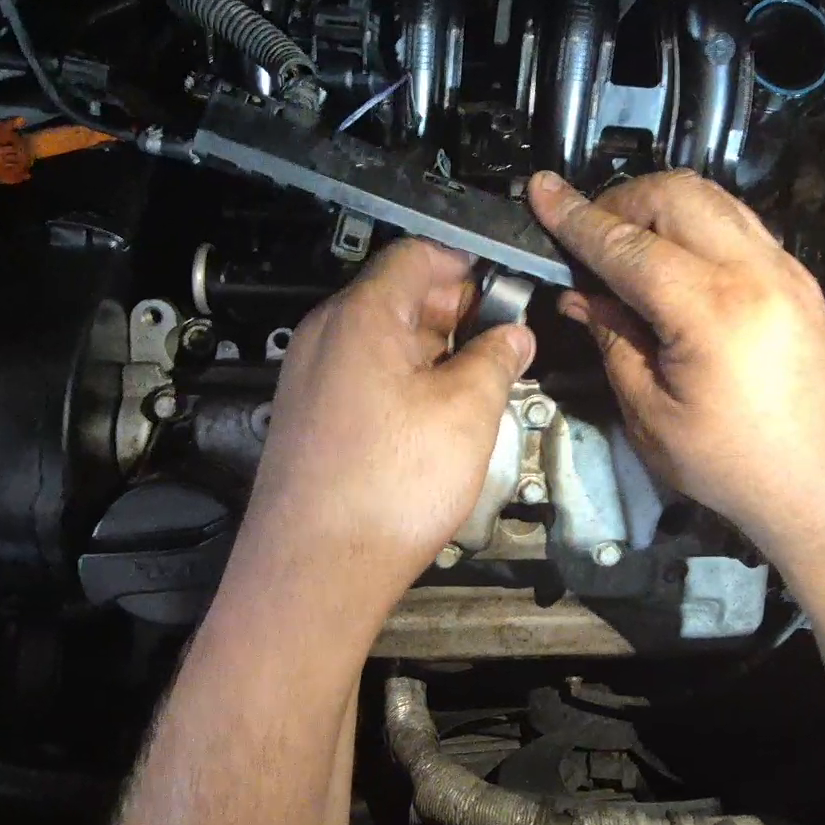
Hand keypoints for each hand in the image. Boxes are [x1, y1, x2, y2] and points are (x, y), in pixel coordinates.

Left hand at [222, 240, 535, 621]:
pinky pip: (364, 377)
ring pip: (383, 341)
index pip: (417, 255)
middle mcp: (326, 337)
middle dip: (456, 314)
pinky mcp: (311, 418)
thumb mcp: (467, 412)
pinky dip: (405, 383)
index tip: (504, 291)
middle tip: (500, 346)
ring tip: (476, 389)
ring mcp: (312, 378)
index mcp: (361, 316)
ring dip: (434, 353)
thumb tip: (513, 336)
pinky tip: (435, 420)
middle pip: (399, 296)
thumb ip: (497, 358)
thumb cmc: (385, 489)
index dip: (468, 266)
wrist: (317, 570)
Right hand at [527, 169, 824, 540]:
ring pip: (711, 199)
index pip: (627, 244)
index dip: (576, 218)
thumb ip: (613, 343)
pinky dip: (693, 224)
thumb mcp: (652, 416)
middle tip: (585, 237)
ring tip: (624, 245)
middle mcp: (755, 271)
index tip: (542, 192)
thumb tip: (581, 296)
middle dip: (619, 200)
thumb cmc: (740, 467)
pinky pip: (736, 224)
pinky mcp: (798, 280)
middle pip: (675, 194)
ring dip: (658, 206)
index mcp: (712, 309)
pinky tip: (671, 263)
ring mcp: (784, 270)